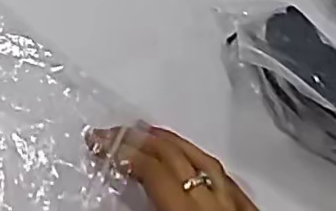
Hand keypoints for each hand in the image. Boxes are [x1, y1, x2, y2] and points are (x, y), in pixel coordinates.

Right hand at [89, 125, 258, 210]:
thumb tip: (114, 203)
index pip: (152, 171)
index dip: (121, 152)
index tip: (97, 144)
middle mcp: (214, 206)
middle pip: (174, 157)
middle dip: (138, 139)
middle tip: (112, 134)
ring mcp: (237, 209)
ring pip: (202, 161)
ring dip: (171, 142)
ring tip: (147, 132)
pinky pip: (227, 179)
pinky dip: (204, 163)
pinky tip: (193, 158)